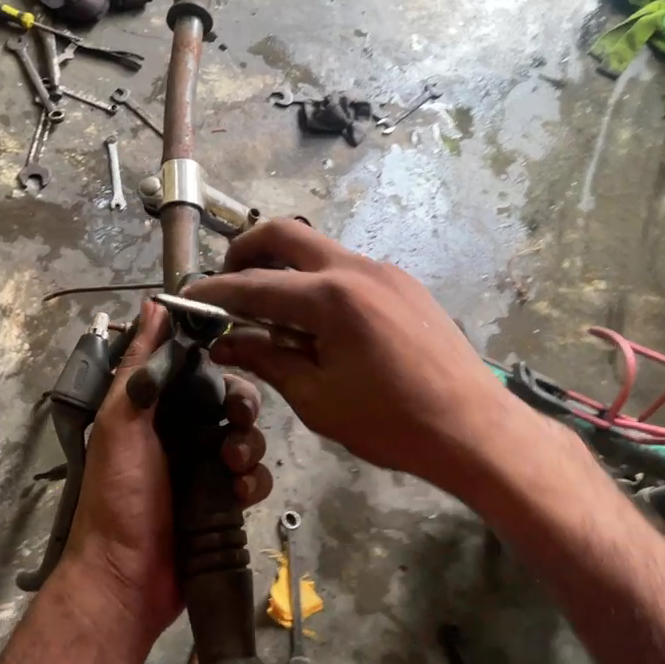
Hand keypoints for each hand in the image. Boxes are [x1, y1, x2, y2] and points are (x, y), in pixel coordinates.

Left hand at [57, 298, 272, 648]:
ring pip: (246, 438)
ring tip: (232, 466)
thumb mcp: (121, 421)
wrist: (126, 578)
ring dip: (248, 447)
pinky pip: (252, 479)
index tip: (232, 360)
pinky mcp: (223, 503)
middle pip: (229, 402)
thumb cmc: (118, 493)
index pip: (195, 369)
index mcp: (153, 407)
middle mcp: (181, 432)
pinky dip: (253, 482)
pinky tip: (239, 494)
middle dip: (242, 406)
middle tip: (238, 420)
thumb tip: (154, 306)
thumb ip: (141, 366)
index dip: (217, 362)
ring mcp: (204, 468)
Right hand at [184, 218, 556, 491]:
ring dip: (283, 266)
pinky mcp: (402, 283)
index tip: (188, 296)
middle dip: (245, 251)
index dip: (215, 291)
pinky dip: (316, 280)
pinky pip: (345, 267)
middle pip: (284, 234)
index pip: (254, 286)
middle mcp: (355, 268)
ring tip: (269, 308)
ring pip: (317, 247)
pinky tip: (316, 321)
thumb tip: (223, 345)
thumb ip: (266, 361)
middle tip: (227, 282)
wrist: (476, 429)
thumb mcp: (317, 399)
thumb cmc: (393, 423)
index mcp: (331, 298)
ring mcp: (384, 270)